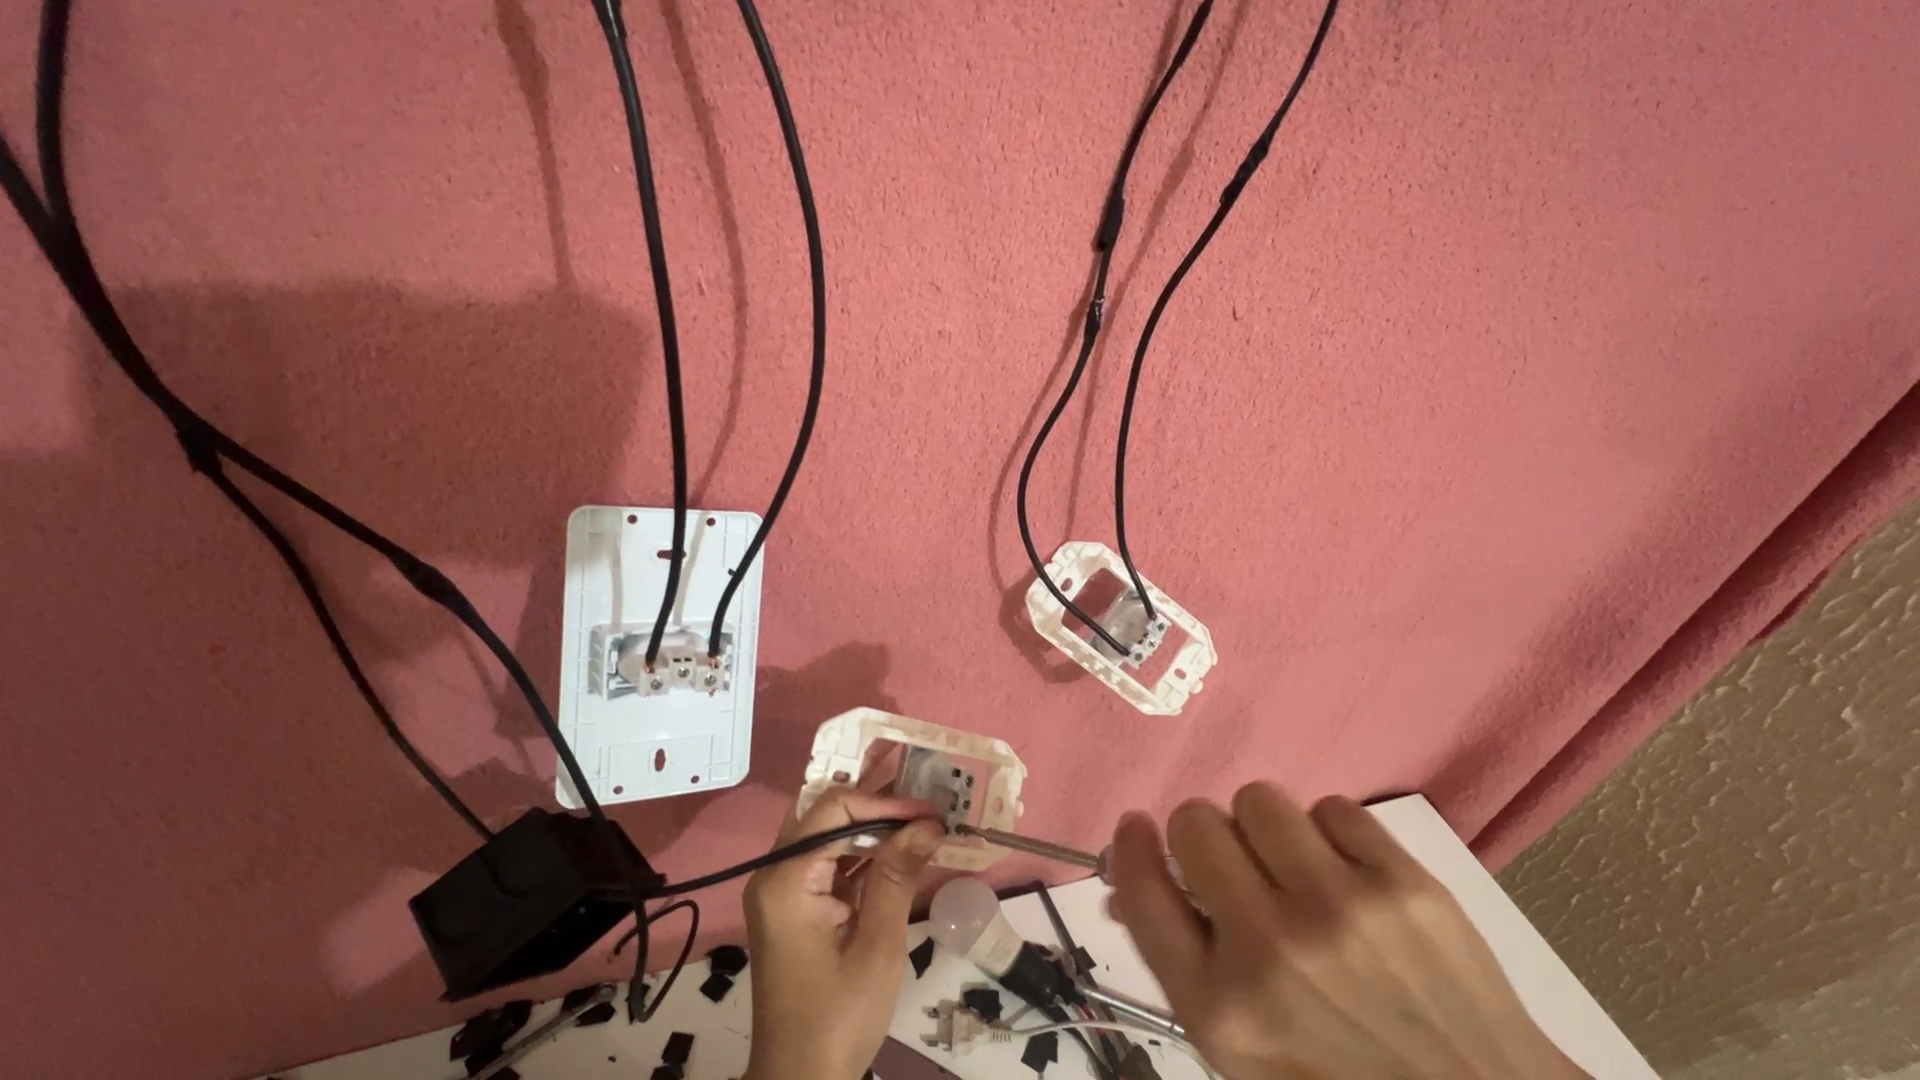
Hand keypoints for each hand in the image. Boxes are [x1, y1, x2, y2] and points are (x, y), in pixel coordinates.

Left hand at [741, 787, 944, 1079]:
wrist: (800, 1079)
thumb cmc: (839, 1017)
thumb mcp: (877, 945)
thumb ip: (898, 876)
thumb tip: (929, 823)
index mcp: (786, 880)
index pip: (833, 810)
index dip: (883, 802)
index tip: (929, 810)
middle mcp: (775, 874)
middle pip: (824, 816)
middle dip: (875, 803)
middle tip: (924, 799)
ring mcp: (781, 892)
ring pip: (826, 836)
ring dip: (871, 827)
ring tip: (919, 818)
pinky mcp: (793, 908)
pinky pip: (826, 864)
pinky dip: (862, 856)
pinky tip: (899, 852)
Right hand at [1108, 783, 1591, 1079]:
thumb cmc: (1331, 1079)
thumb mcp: (1238, 1050)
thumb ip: (1181, 961)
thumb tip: (1137, 874)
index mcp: (1220, 1008)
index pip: (1142, 889)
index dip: (1130, 847)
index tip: (1136, 828)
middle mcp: (1271, 951)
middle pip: (1195, 823)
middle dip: (1202, 839)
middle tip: (1232, 867)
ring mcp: (1341, 910)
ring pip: (1259, 799)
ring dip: (1262, 829)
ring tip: (1291, 868)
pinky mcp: (1406, 884)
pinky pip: (1332, 806)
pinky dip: (1329, 833)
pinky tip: (1346, 874)